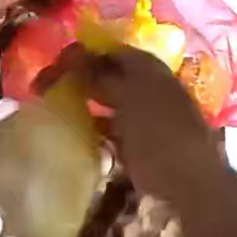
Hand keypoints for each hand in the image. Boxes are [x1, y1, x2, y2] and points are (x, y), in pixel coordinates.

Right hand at [45, 44, 225, 203]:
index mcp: (148, 69)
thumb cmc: (159, 134)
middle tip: (46, 87)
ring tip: (55, 108)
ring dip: (84, 103)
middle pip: (108, 76)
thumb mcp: (128, 97)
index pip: (109, 51)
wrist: (189, 185)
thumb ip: (100, 75)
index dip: (82, 55)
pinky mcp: (139, 144)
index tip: (54, 65)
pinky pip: (110, 130)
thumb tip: (73, 56)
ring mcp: (145, 117)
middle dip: (79, 79)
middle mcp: (148, 88)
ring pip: (108, 103)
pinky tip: (76, 133)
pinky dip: (93, 129)